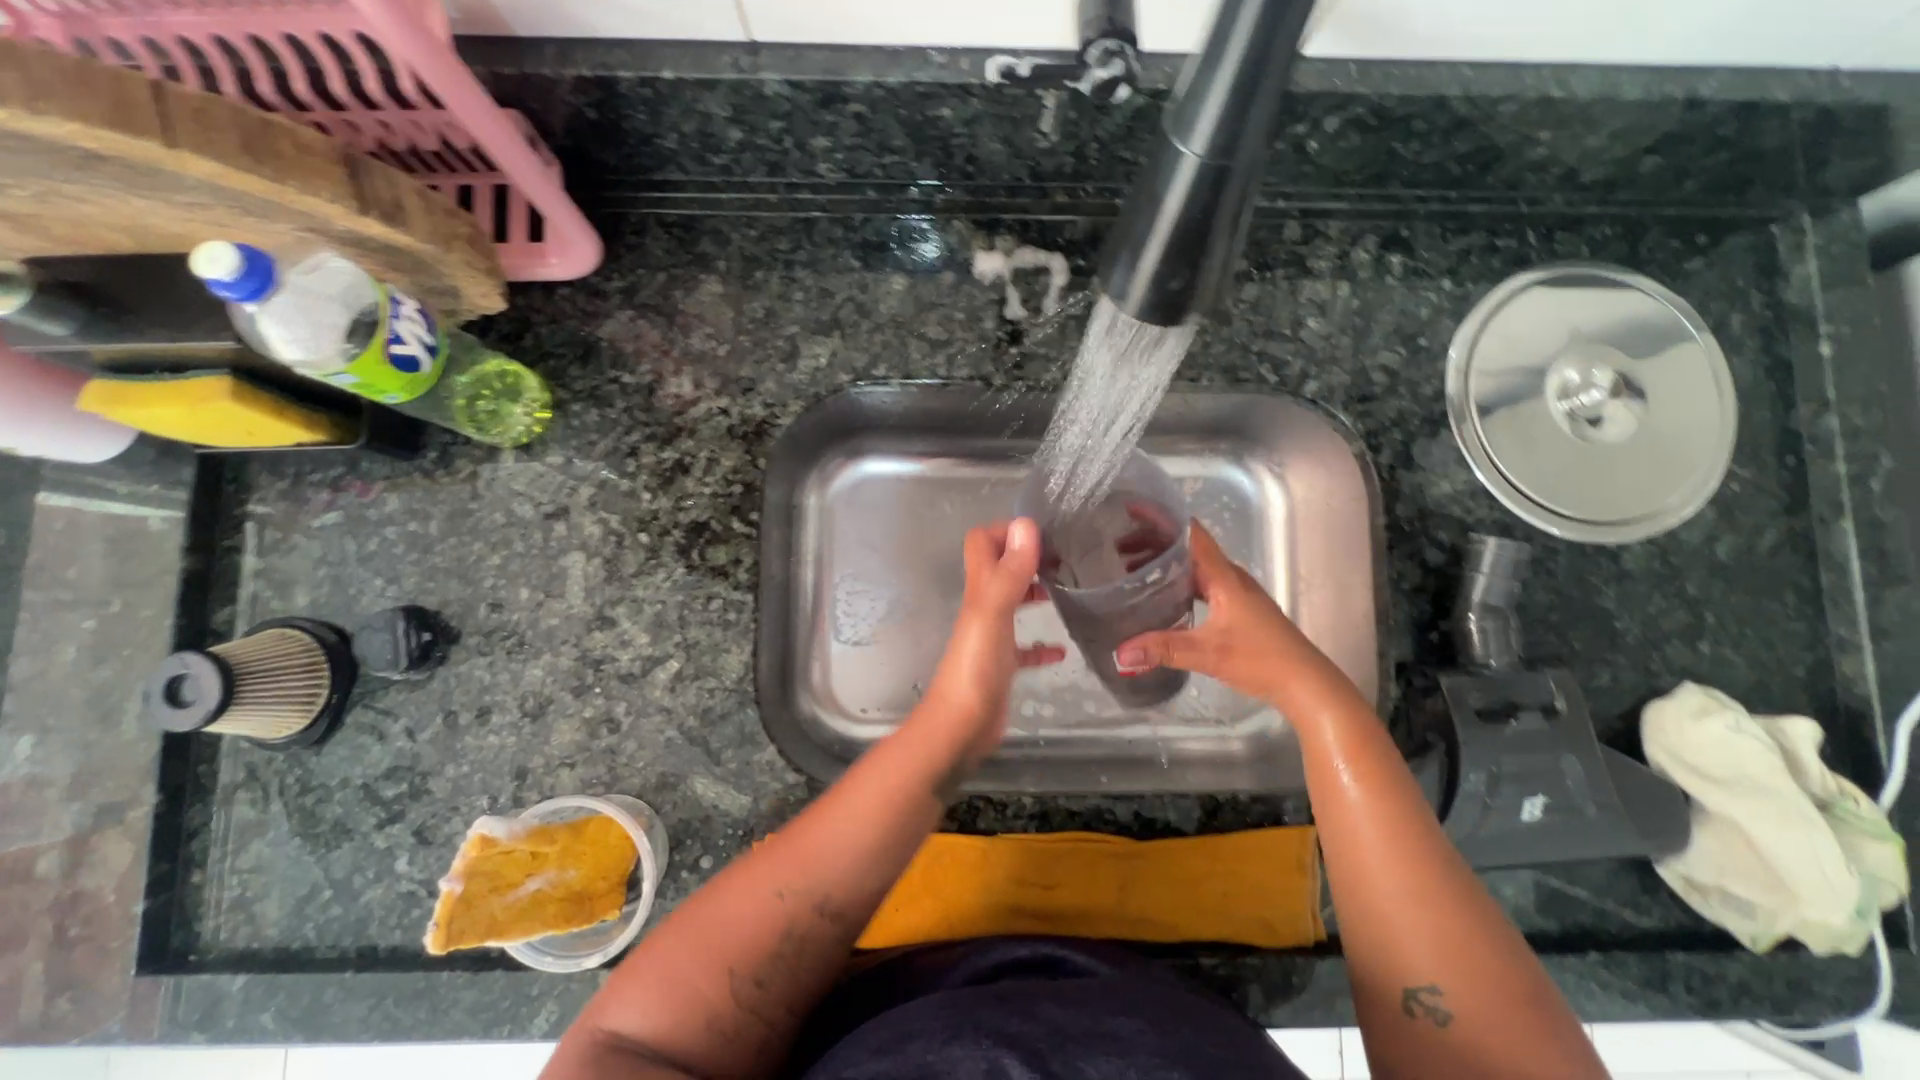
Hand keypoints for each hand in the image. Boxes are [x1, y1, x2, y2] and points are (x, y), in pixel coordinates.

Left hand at [920, 518, 1065, 764]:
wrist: (960, 728)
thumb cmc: (976, 668)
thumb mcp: (993, 612)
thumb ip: (1009, 571)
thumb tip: (1026, 524)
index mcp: (979, 591)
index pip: (982, 542)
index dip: (1007, 530)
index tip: (1044, 532)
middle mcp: (983, 608)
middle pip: (1001, 569)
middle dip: (1030, 558)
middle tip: (1067, 558)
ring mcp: (992, 637)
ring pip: (1014, 604)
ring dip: (1037, 594)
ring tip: (1071, 590)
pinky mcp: (1002, 666)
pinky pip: (1024, 648)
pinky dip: (1043, 644)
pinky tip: (1063, 650)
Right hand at [1113, 522, 1335, 707]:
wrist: (1305, 682)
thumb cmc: (1261, 658)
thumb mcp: (1207, 654)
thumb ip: (1163, 649)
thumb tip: (1121, 653)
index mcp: (1224, 576)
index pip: (1191, 534)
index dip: (1162, 518)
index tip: (1133, 510)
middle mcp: (1229, 577)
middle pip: (1188, 548)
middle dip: (1154, 542)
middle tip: (1119, 546)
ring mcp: (1235, 593)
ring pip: (1193, 568)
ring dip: (1164, 564)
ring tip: (1130, 570)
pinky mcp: (1237, 609)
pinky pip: (1200, 585)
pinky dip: (1176, 584)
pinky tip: (1161, 600)